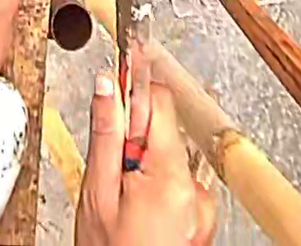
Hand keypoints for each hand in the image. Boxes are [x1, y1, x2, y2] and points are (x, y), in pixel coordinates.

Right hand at [76, 65, 215, 245]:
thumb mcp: (99, 190)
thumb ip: (106, 131)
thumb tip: (108, 81)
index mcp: (172, 177)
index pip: (160, 100)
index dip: (134, 91)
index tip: (116, 83)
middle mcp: (195, 190)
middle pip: (164, 126)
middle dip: (135, 132)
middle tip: (113, 161)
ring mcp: (201, 208)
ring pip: (168, 152)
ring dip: (144, 160)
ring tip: (123, 193)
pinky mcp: (200, 219)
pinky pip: (176, 179)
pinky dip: (156, 182)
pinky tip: (138, 207)